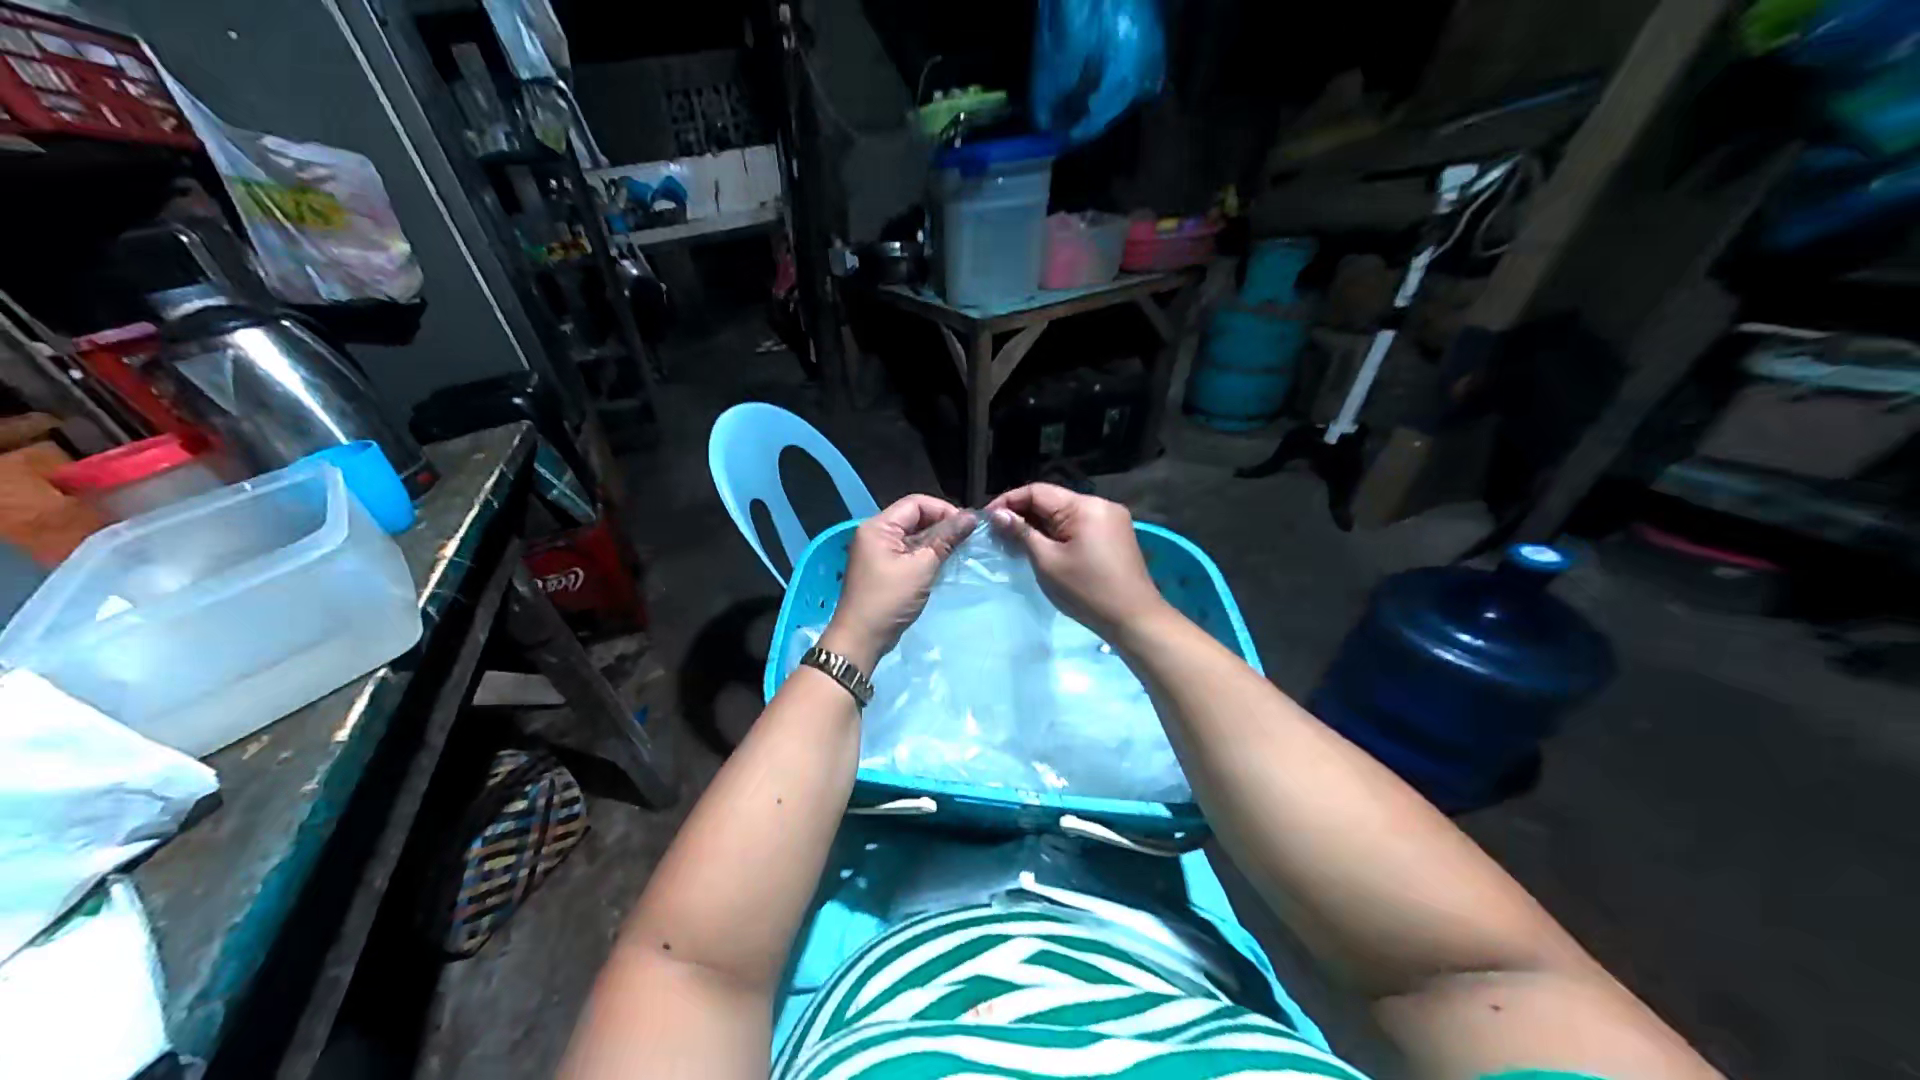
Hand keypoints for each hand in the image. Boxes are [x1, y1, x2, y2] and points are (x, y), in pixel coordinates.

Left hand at [819, 494, 975, 670]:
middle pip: (914, 517)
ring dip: (935, 541)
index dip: (943, 510)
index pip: (916, 503)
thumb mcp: (922, 567)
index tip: (966, 526)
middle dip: (941, 525)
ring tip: (958, 550)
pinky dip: (925, 554)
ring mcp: (878, 552)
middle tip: (966, 539)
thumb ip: (946, 539)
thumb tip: (971, 518)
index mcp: (878, 526)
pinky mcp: (883, 568)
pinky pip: (907, 552)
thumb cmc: (889, 600)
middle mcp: (875, 533)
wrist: (861, 639)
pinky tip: (942, 562)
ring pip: (912, 536)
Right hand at [986, 483, 1170, 641]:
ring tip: (1015, 542)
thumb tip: (997, 515)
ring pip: (1064, 513)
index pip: (1037, 491)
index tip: (986, 520)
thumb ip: (1021, 533)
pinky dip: (1057, 533)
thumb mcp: (1047, 561)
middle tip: (998, 534)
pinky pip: (1078, 525)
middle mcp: (1100, 504)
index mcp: (1084, 506)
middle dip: (1022, 514)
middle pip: (1052, 500)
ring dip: (1039, 525)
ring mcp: (1110, 519)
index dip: (1008, 502)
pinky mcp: (1114, 534)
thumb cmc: (1086, 590)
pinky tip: (1042, 548)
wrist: (1134, 618)